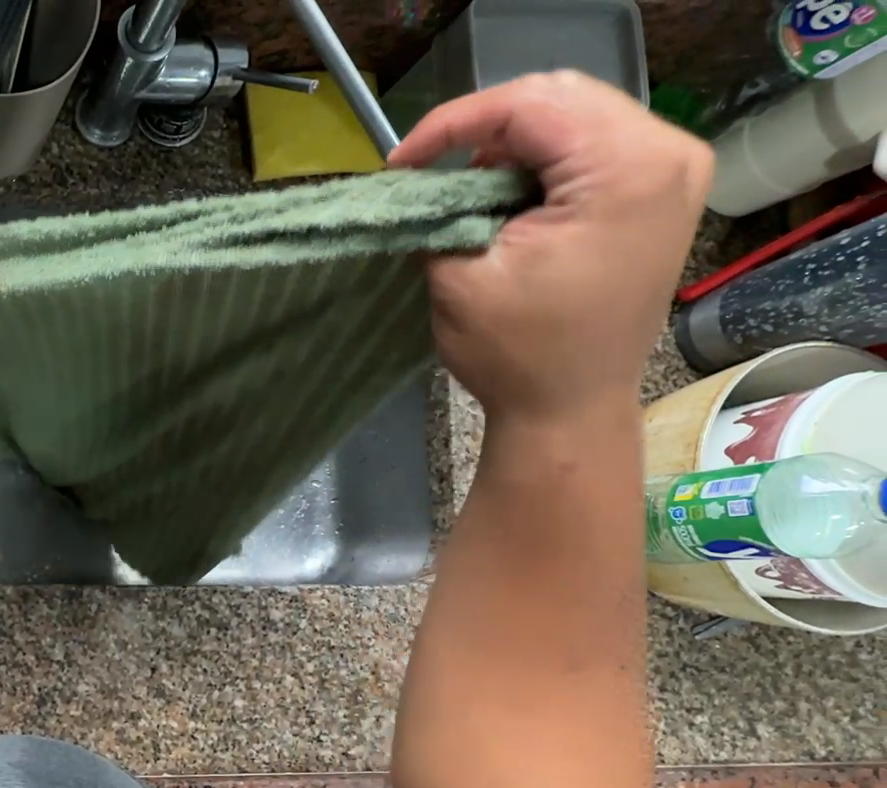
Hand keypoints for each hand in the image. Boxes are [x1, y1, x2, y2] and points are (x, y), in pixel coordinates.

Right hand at [389, 72, 713, 425]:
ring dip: (508, 146)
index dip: (451, 124)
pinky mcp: (657, 193)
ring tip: (461, 190)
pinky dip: (536, 164)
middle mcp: (667, 153)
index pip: (530, 104)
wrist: (568, 407)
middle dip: (481, 128)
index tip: (398, 165)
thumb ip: (440, 212)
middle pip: (561, 97)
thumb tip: (423, 183)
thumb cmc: (515, 352)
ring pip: (575, 118)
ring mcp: (671, 172)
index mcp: (626, 169)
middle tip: (425, 169)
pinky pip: (590, 149)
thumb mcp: (459, 277)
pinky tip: (502, 199)